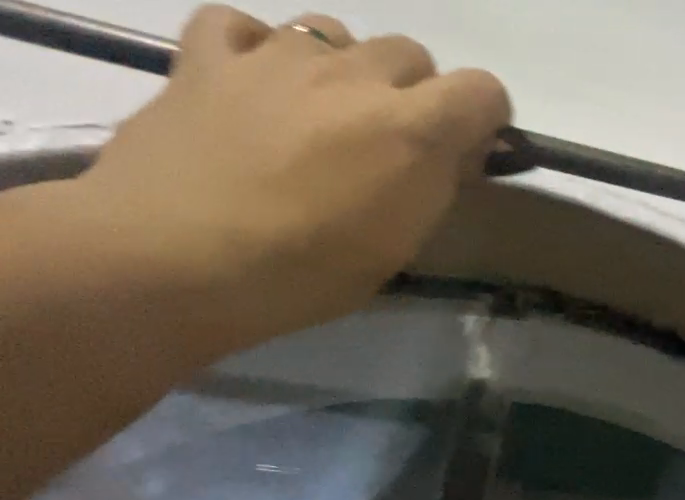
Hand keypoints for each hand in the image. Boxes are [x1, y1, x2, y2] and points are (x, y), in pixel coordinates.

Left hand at [77, 6, 510, 359]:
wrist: (181, 255)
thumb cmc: (312, 269)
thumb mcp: (404, 240)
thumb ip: (433, 182)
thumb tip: (448, 155)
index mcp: (413, 128)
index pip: (483, 90)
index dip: (485, 119)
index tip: (468, 152)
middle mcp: (354, 76)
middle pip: (411, 54)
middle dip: (415, 92)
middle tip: (392, 142)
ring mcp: (277, 57)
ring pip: (334, 32)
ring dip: (343, 69)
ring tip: (323, 116)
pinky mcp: (207, 55)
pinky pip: (244, 26)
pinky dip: (259, 50)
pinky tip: (258, 88)